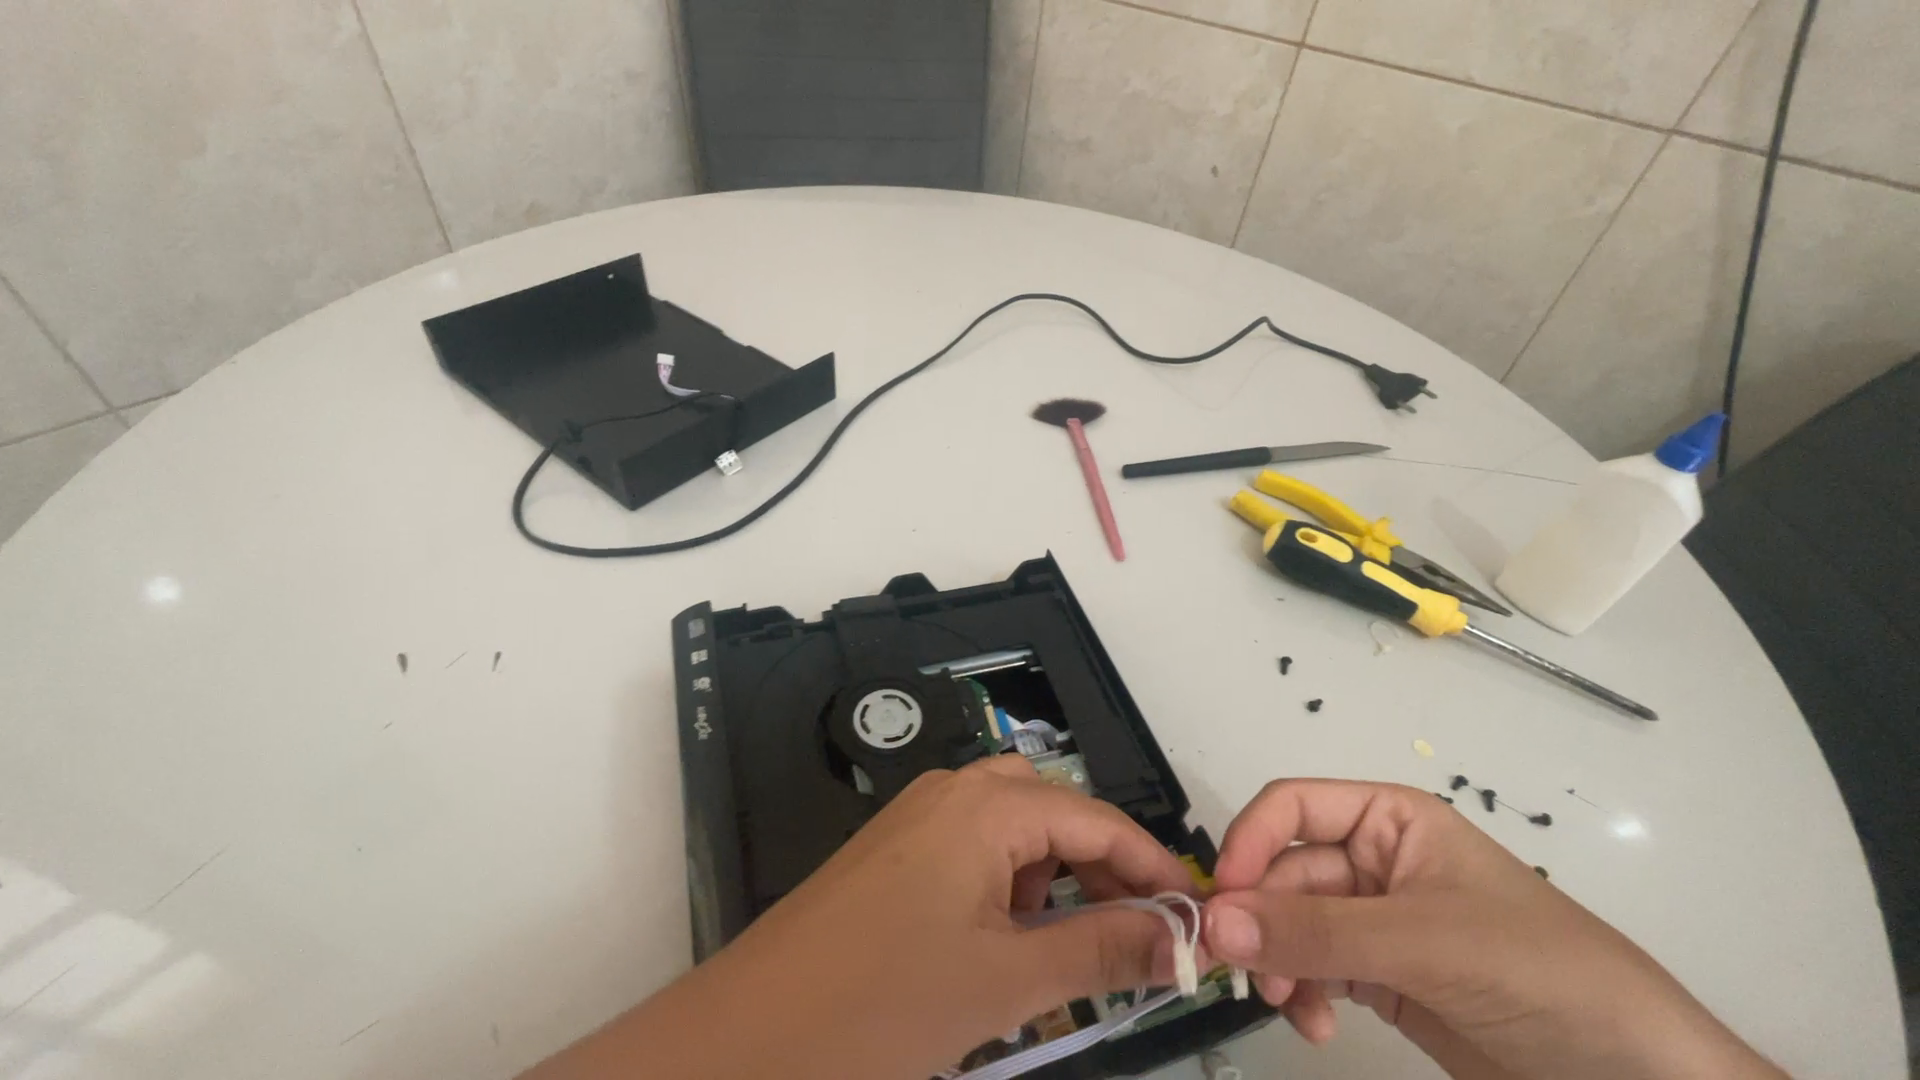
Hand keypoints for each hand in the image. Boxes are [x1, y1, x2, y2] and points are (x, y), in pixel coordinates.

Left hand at [522, 756, 1195, 1079]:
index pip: (1095, 818)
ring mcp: (915, 819)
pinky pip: (971, 852)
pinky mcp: (892, 853)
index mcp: (983, 806)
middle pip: (1053, 811)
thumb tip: (1181, 939)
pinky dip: (1007, 889)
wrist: (746, 1037)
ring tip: (1074, 950)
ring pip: (1011, 832)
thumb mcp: (1005, 981)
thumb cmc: (881, 1002)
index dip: (1150, 866)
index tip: (1196, 916)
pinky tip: (1008, 947)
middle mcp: (950, 794)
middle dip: (1101, 866)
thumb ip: (1102, 950)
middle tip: (1137, 933)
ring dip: (1053, 880)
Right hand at [1200, 780, 1783, 1079]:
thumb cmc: (1542, 978)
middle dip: (1262, 921)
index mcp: (1392, 821)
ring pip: (1291, 925)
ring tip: (1285, 1007)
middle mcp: (1376, 861)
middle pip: (1284, 873)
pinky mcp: (1383, 978)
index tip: (1221, 901)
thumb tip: (1211, 923)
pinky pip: (1313, 970)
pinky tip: (1314, 1025)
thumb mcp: (1423, 944)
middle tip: (1237, 973)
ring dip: (1277, 963)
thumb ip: (1313, 933)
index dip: (1250, 843)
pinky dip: (1301, 994)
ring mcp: (1378, 923)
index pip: (1292, 808)